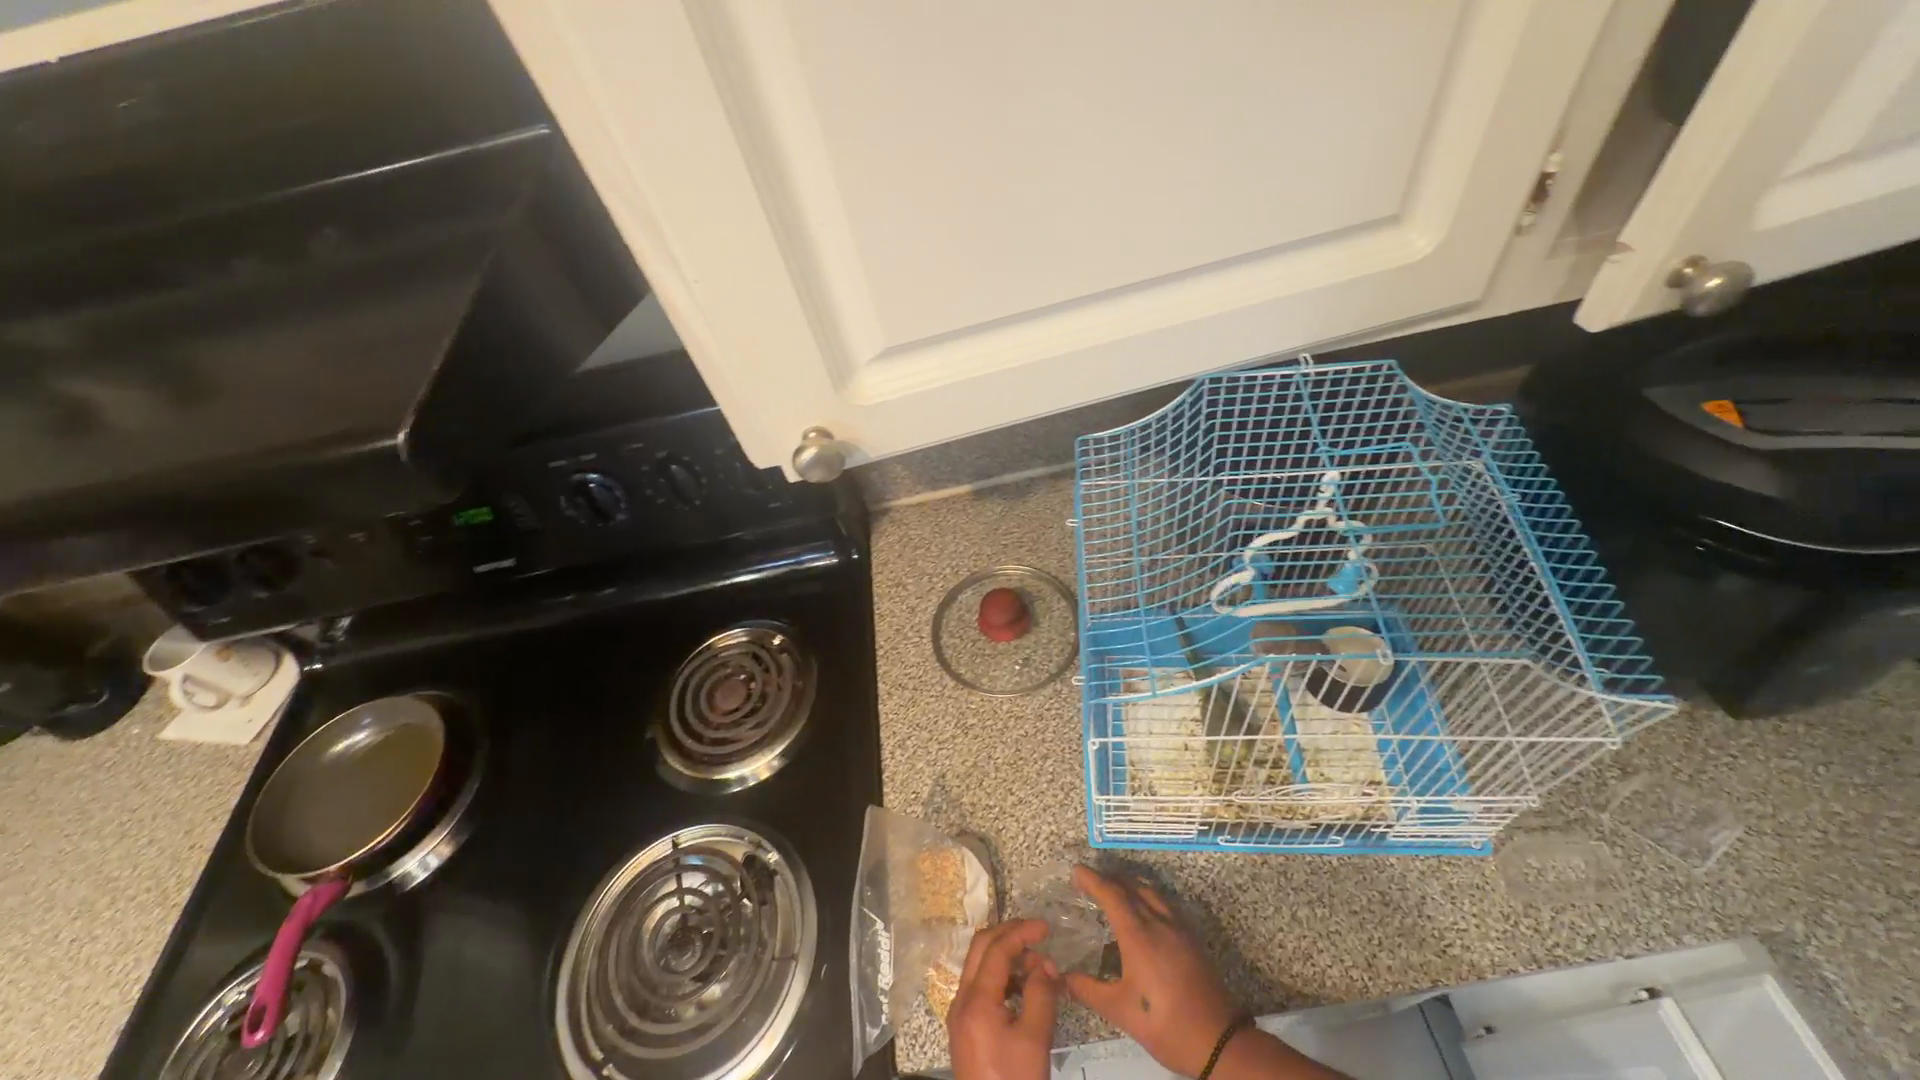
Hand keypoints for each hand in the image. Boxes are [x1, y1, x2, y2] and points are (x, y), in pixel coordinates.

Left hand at [948, 919, 1062, 1079]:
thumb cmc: (1016, 1079)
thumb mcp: (1035, 1038)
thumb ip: (1041, 993)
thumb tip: (1045, 964)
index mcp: (975, 1000)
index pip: (996, 949)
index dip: (1021, 932)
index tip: (1047, 928)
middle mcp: (960, 1000)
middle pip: (980, 950)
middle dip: (1009, 935)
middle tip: (1038, 935)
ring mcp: (959, 1015)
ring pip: (979, 968)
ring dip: (1007, 957)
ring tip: (1039, 967)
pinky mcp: (965, 1029)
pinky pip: (980, 988)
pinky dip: (1002, 978)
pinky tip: (1025, 989)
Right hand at [1063, 866, 1236, 1077]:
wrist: (1217, 1041)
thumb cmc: (1163, 1024)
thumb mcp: (1118, 1010)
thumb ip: (1086, 989)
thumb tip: (1061, 976)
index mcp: (1139, 934)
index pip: (1111, 894)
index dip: (1092, 879)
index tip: (1076, 870)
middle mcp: (1160, 923)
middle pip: (1132, 887)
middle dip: (1109, 879)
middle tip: (1089, 880)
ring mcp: (1180, 930)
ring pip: (1152, 894)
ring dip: (1130, 886)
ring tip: (1113, 891)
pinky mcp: (1192, 941)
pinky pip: (1165, 906)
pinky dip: (1147, 899)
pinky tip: (1142, 915)